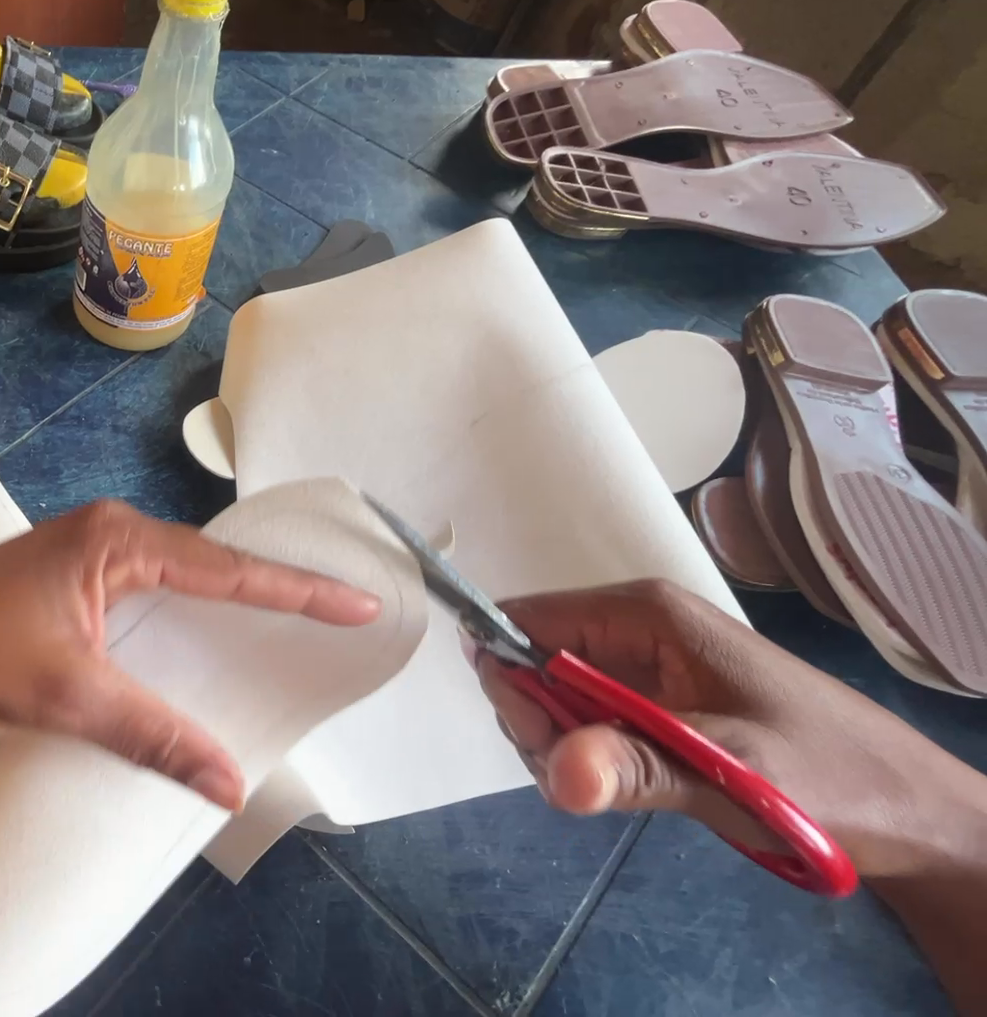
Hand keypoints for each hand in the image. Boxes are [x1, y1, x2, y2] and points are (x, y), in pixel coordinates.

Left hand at [0, 499, 381, 811]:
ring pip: (177, 570)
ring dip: (226, 594)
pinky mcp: (71, 574)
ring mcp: (85, 548)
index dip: (293, 588)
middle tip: (334, 611)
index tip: (356, 600)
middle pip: (206, 559)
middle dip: (268, 584)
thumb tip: (228, 783)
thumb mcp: (71, 696)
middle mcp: (105, 530)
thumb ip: (153, 735)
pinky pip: (148, 583)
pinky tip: (205, 631)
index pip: (222, 566)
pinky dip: (185, 604)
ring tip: (288, 620)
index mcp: (113, 539)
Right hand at [477, 579, 986, 878]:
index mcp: (642, 613)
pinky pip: (576, 713)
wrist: (923, 819)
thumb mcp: (738, 771)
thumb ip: (640, 767)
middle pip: (525, 657)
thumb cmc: (835, 778)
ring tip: (610, 783)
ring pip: (544, 691)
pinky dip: (578, 751)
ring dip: (554, 742)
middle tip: (577, 773)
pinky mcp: (644, 697)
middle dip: (533, 718)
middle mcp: (628, 626)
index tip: (538, 738)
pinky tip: (618, 779)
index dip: (508, 674)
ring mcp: (636, 661)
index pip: (522, 619)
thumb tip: (558, 774)